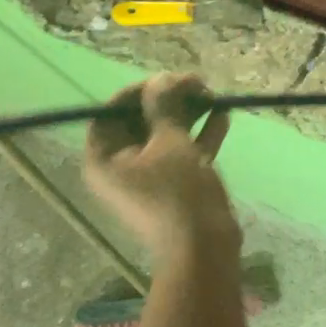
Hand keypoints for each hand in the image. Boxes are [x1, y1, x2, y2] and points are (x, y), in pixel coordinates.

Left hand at [84, 74, 237, 255]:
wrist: (205, 248)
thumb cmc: (180, 195)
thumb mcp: (171, 145)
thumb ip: (165, 109)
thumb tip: (164, 79)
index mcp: (103, 157)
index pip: (113, 111)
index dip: (142, 91)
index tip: (172, 78)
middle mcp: (120, 166)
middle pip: (141, 122)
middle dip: (171, 102)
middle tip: (199, 85)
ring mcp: (150, 177)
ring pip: (166, 137)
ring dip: (189, 116)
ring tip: (214, 97)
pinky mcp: (176, 186)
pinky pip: (183, 154)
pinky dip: (200, 136)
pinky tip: (222, 118)